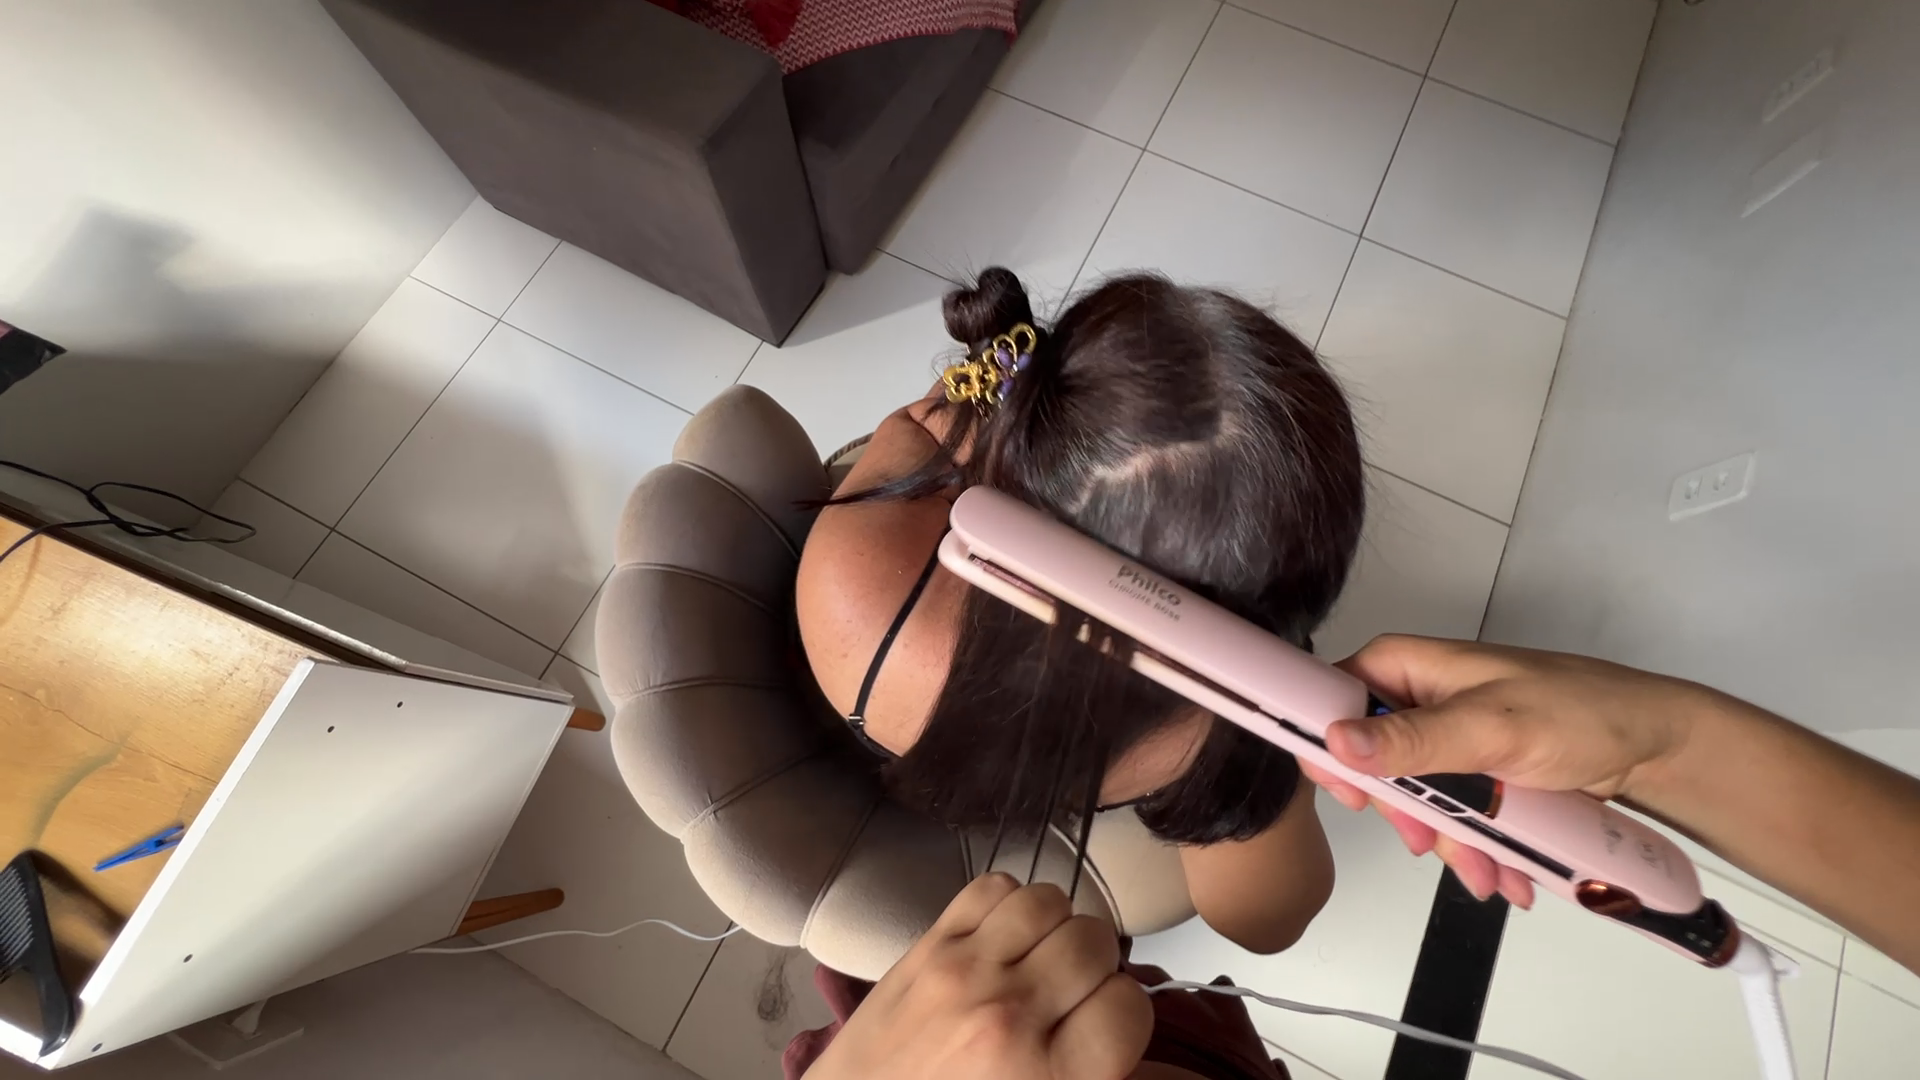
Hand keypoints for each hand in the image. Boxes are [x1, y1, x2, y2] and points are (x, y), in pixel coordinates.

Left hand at [805, 874, 1151, 1079]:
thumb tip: (1178, 1070)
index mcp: (1045, 1077)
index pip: (1128, 1005)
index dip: (1125, 1013)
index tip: (1104, 1025)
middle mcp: (1006, 1013)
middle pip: (1092, 939)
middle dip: (1094, 962)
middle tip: (1071, 991)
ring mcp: (963, 968)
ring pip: (1047, 900)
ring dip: (1055, 925)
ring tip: (1037, 957)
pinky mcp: (929, 941)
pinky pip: (992, 885)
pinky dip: (1008, 903)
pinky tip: (1000, 938)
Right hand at [1300, 635, 1710, 906]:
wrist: (1662, 746)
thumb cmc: (1579, 715)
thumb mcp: (1491, 728)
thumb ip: (1413, 739)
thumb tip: (1336, 741)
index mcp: (1396, 667)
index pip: (1328, 702)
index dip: (1329, 750)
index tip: (1356, 798)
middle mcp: (1407, 697)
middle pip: (1366, 759)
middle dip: (1405, 813)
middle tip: (1431, 845)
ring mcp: (1436, 733)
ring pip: (1407, 793)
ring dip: (1446, 840)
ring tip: (1489, 874)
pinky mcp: (1464, 765)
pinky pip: (1444, 808)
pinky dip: (1470, 843)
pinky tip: (1501, 869)